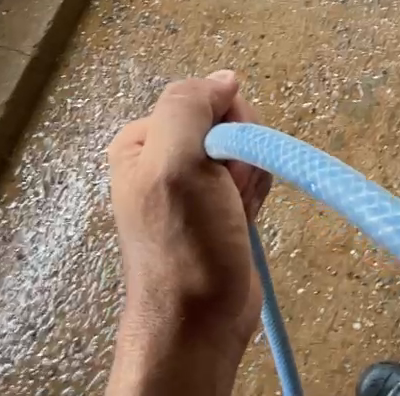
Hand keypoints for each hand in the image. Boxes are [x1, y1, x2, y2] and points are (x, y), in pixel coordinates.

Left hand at [106, 72, 272, 395]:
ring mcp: (193, 181)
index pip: (204, 97)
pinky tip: (243, 218)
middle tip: (228, 190)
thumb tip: (224, 78)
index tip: (221, 160)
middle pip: (229, 120)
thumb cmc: (183, 247)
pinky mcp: (218, 202)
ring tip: (235, 210)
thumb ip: (189, 106)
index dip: (226, 122)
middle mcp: (164, 155)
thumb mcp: (175, 163)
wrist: (200, 320)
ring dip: (252, 176)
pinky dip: (256, 193)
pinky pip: (253, 174)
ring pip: (247, 147)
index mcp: (143, 140)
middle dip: (242, 152)